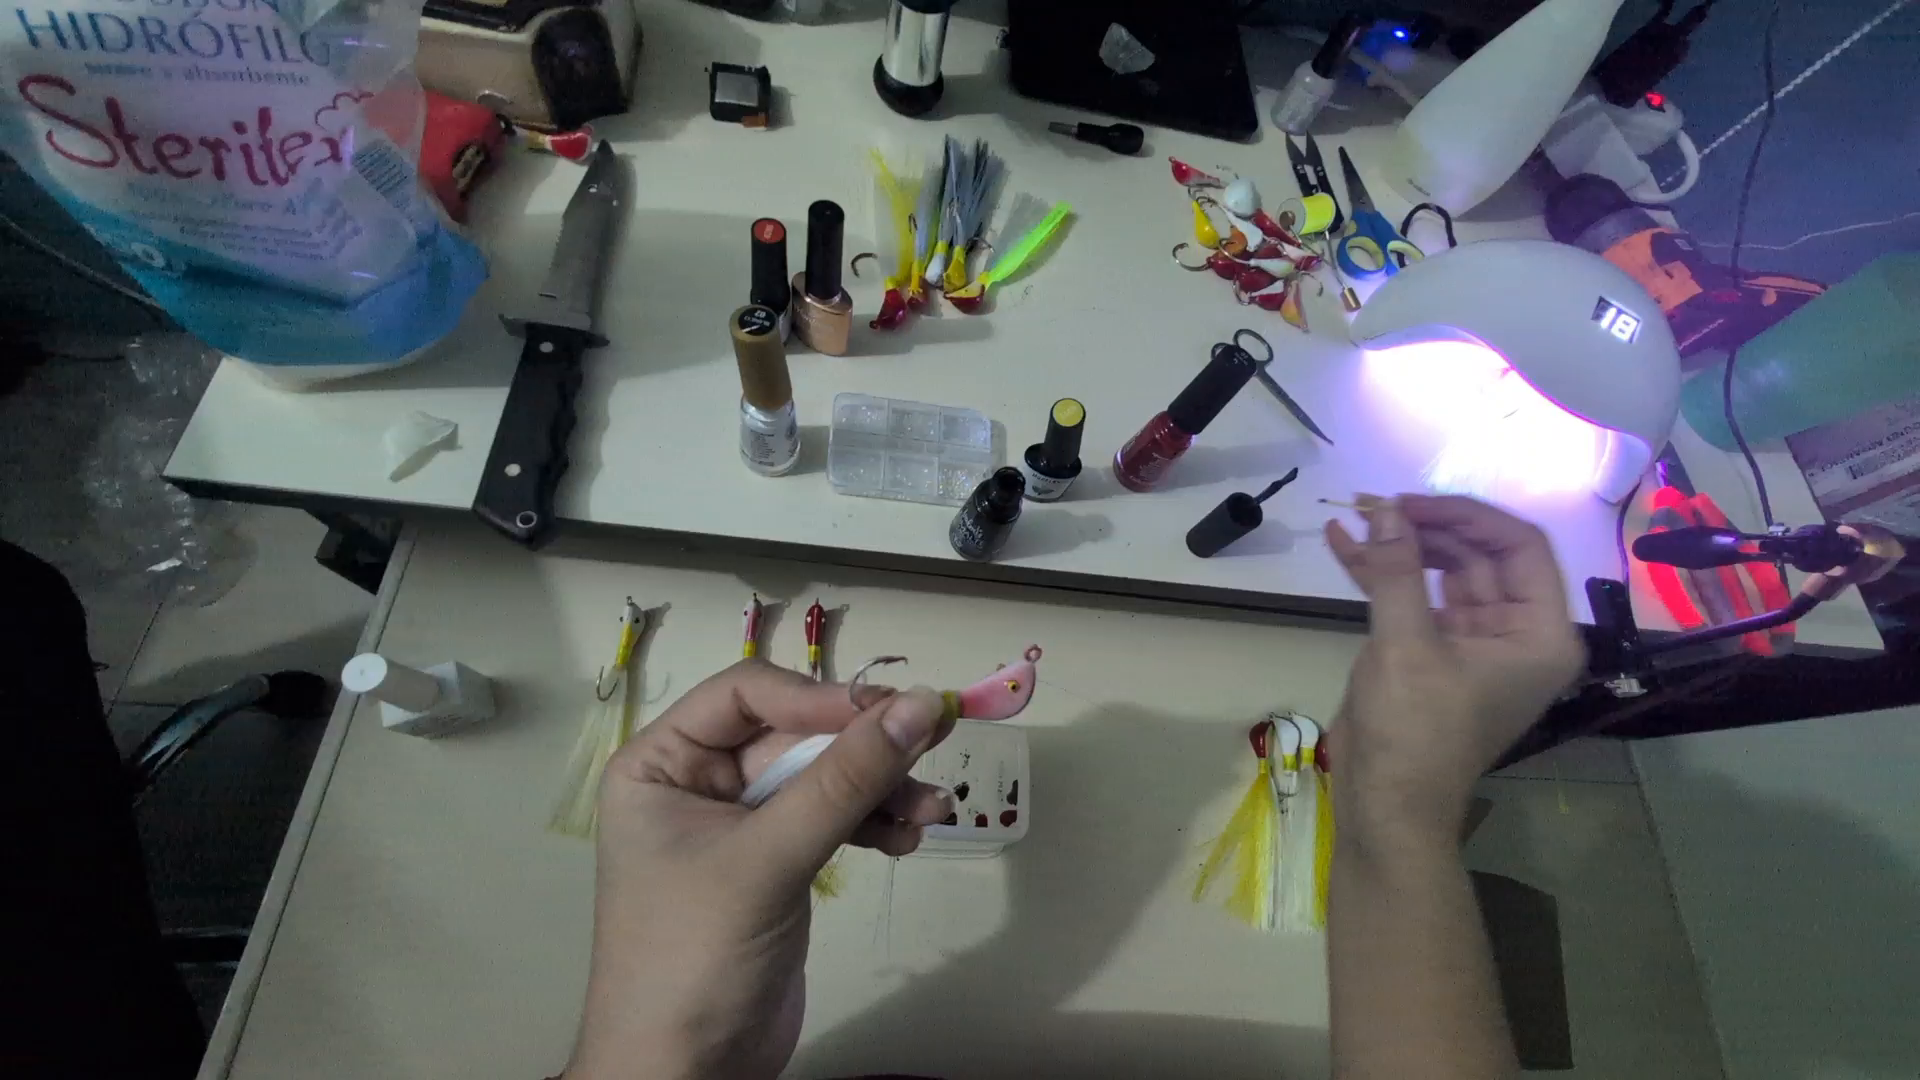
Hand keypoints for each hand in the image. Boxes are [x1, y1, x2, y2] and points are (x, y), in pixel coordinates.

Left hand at [567, 662, 955, 1079]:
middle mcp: (703, 777)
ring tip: (933, 809)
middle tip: (935, 736)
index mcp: (664, 760)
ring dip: (883, 787)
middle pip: (798, 732)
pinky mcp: (782, 854)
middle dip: (865, 746)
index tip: (887, 709)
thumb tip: (921, 704)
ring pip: (827, 772)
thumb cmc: (697, 959)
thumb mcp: (769, 860)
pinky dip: (876, 821)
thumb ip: (847, 780)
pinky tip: (909, 838)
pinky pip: (837, 814)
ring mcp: (746, 817)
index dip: (819, 696)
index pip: (749, 693)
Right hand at [1326, 495, 1585, 847]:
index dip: (1463, 516)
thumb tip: (1383, 510)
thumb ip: (1396, 572)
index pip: (1517, 547)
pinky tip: (1342, 546)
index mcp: (1538, 633)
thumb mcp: (1405, 646)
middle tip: (1372, 505)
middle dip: (1424, 527)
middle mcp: (1512, 632)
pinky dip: (1378, 574)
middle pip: (1477, 555)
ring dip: (1397, 545)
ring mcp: (1469, 642)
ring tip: (1352, 516)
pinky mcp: (1428, 651)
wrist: (1384, 799)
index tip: (1405, 503)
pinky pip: (1410, 598)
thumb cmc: (1414, 728)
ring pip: (1439, 573)